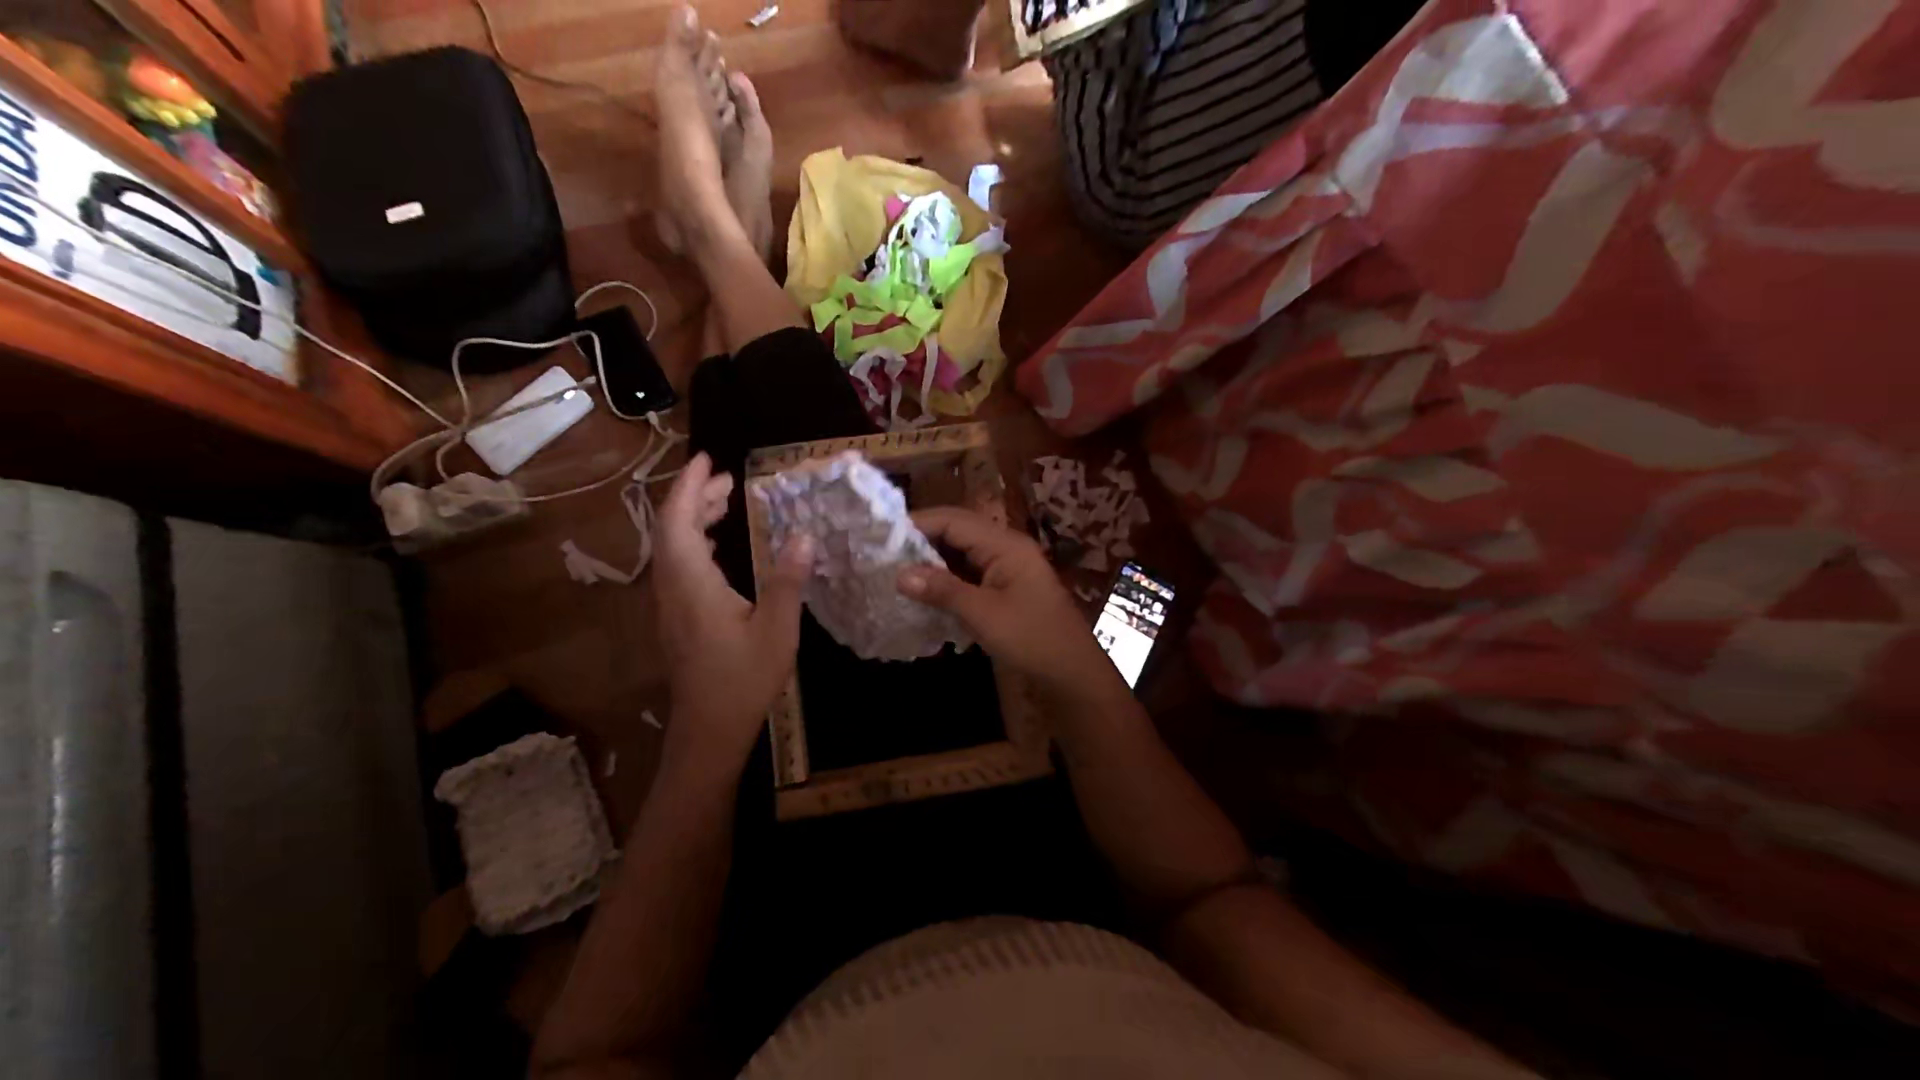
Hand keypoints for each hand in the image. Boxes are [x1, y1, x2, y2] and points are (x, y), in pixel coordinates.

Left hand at [653, 452, 811, 767]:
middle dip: (695, 497)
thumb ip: (787, 580)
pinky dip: (695, 542)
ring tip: (726, 502)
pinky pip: (678, 565)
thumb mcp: (776, 630)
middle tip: (729, 480)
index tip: (710, 460)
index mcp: (692, 583)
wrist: (709, 730)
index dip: (690, 486)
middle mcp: (672, 587)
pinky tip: (720, 546)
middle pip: (671, 528)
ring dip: (694, 519)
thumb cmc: (743, 679)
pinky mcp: (676, 618)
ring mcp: (670, 604)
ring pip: (672, 547)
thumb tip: (804, 535)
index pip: (677, 520)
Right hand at [899, 506, 1125, 703]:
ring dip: (932, 562)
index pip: (954, 520)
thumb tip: (899, 574)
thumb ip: (942, 590)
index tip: (881, 534)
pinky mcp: (1005, 591)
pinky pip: (969, 575)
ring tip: (895, 570)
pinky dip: (946, 580)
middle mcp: (1006, 549)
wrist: (1072, 674)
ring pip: (961, 555)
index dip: (918, 523)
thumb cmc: (1032, 639)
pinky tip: (923, 592)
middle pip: (957, 533)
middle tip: (883, 552)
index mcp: (1005, 544)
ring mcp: (1007, 569)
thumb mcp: (983, 614)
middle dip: (921, 541)